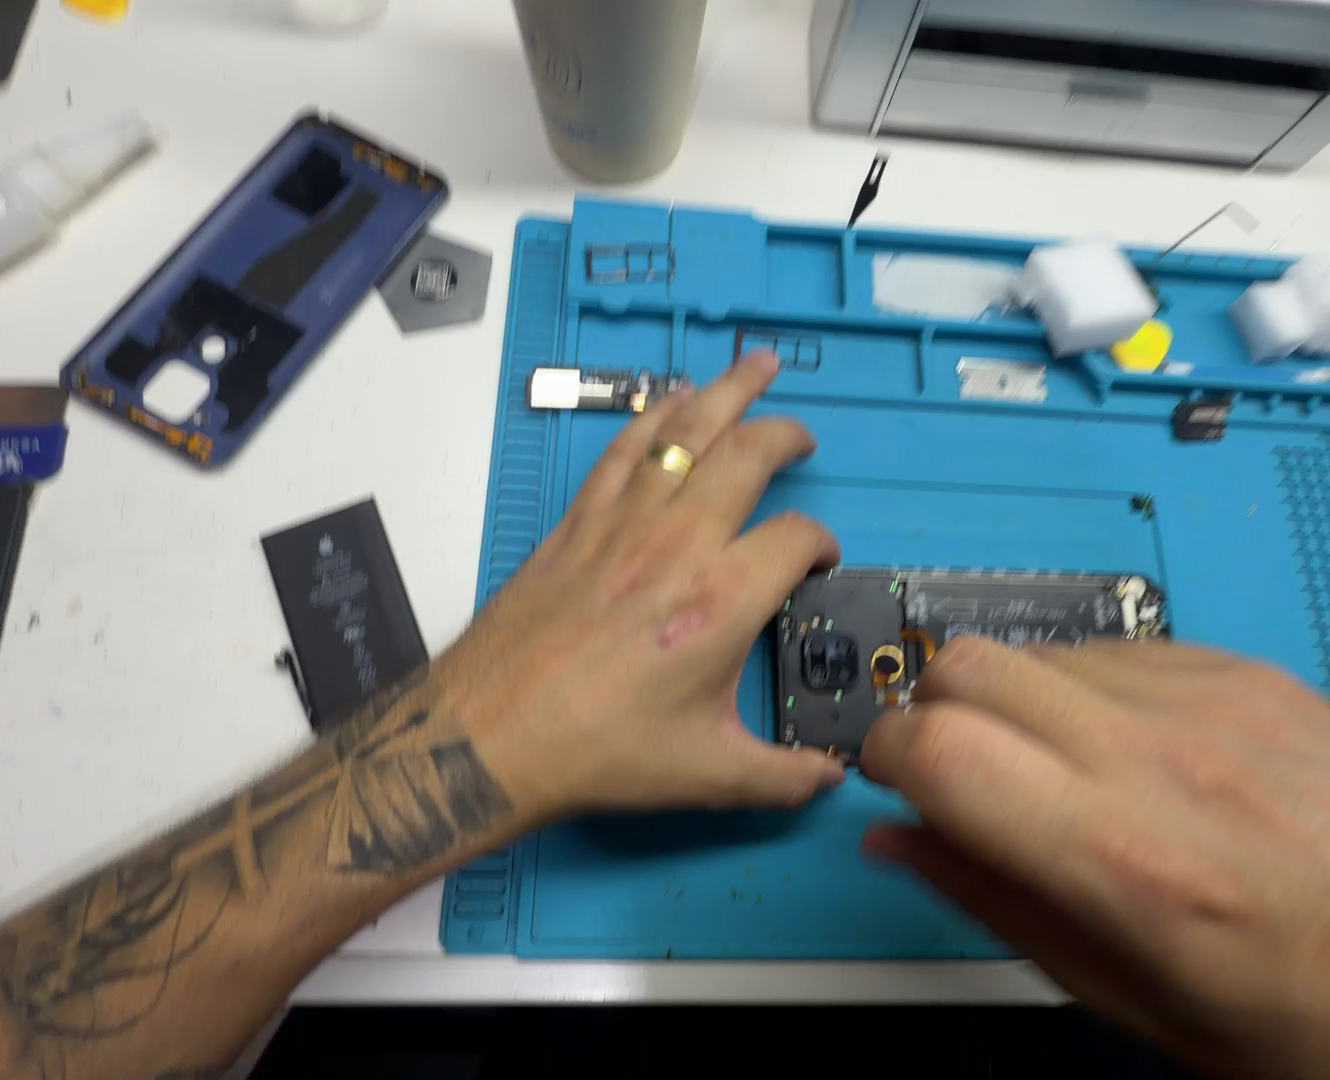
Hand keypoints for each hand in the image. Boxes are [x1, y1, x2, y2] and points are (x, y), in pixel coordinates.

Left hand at [434, 351, 845, 821]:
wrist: (496, 732)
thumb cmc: (602, 749)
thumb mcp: (709, 773)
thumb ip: (784, 777)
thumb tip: (833, 779)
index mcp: (724, 597)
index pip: (798, 536)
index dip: (822, 543)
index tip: (818, 561)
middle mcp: (681, 540)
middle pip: (749, 452)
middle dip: (786, 433)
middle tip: (803, 434)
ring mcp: (626, 520)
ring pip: (687, 430)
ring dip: (728, 392)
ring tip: (757, 368)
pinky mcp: (581, 518)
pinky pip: (626, 446)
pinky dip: (655, 414)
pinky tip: (671, 402)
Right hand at [861, 638, 1329, 1079]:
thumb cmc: (1305, 1029)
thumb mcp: (1121, 998)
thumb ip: (986, 898)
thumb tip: (894, 835)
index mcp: (1126, 865)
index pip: (937, 749)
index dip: (883, 752)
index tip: (894, 775)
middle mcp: (1162, 762)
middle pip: (965, 665)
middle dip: (934, 709)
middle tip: (966, 765)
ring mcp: (1209, 701)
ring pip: (1030, 651)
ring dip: (1010, 700)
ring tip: (1061, 764)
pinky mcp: (1246, 671)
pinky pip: (1109, 647)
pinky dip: (1082, 690)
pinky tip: (1130, 746)